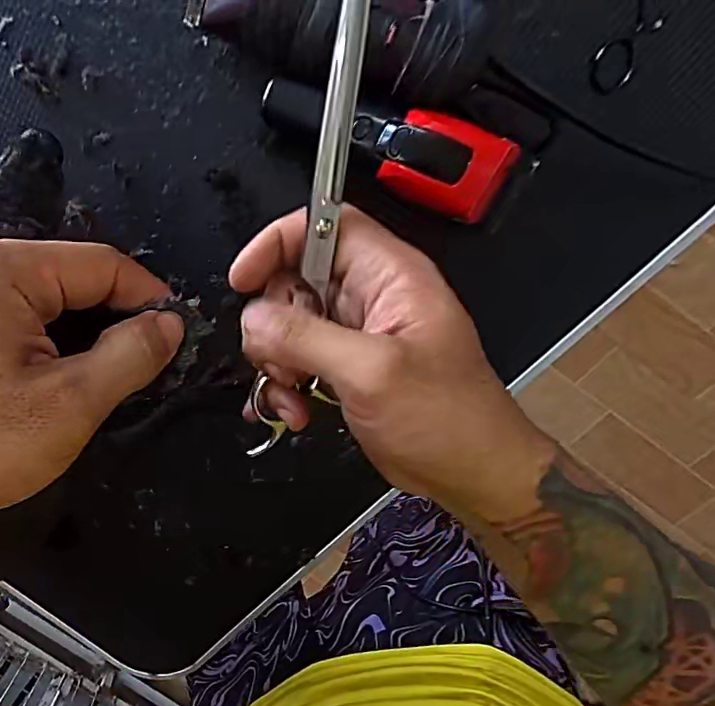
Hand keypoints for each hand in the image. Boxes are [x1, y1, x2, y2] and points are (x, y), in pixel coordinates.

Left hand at [0, 238, 182, 545]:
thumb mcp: (74, 401)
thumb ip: (132, 354)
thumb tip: (172, 323)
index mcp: (1, 268)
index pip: (102, 264)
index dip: (151, 299)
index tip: (182, 337)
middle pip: (77, 280)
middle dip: (120, 320)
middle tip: (152, 367)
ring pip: (54, 305)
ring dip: (91, 338)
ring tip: (114, 381)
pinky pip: (26, 322)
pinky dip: (59, 347)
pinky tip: (70, 383)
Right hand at [231, 207, 554, 520]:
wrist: (468, 471)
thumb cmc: (448, 420)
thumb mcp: (372, 373)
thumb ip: (307, 339)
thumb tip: (255, 318)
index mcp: (391, 277)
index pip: (323, 225)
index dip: (277, 242)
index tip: (245, 278)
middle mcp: (373, 300)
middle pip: (296, 280)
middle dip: (274, 323)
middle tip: (280, 361)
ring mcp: (359, 338)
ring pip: (292, 328)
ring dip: (278, 364)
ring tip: (291, 396)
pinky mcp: (350, 372)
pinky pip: (301, 363)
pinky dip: (287, 387)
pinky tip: (294, 411)